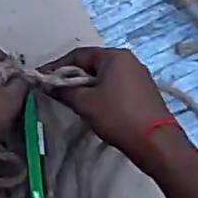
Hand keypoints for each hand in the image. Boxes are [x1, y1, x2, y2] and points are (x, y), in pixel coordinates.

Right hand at [40, 47, 184, 162]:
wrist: (156, 143)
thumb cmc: (118, 116)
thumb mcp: (84, 103)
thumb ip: (62, 90)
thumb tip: (45, 84)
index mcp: (114, 56)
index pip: (78, 54)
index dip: (57, 66)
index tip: (41, 78)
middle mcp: (128, 61)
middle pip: (91, 64)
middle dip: (71, 76)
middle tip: (54, 90)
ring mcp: (138, 76)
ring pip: (103, 76)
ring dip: (85, 86)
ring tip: (71, 100)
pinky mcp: (143, 92)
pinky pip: (115, 86)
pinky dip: (100, 92)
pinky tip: (92, 106)